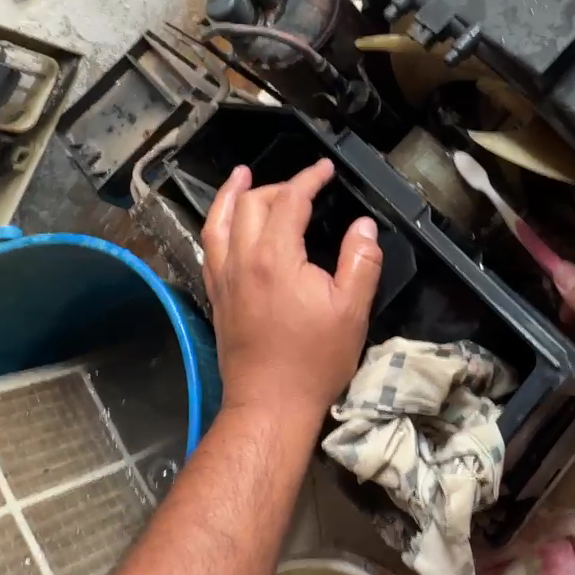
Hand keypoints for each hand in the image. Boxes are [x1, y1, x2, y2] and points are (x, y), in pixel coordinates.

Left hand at [201, 160, 381, 422]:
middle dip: (278, 185)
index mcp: (276, 259)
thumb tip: (363, 226)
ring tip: (240, 175)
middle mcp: (243, 261)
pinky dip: (219, 224)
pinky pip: (211, 247)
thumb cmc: (314, 359)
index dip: (308, 179)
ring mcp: (225, 279)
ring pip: (220, 223)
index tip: (326, 168)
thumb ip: (361, 260)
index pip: (289, 201)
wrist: (270, 405)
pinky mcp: (218, 297)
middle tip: (304, 183)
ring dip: (232, 195)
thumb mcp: (352, 310)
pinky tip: (227, 224)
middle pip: (251, 205)